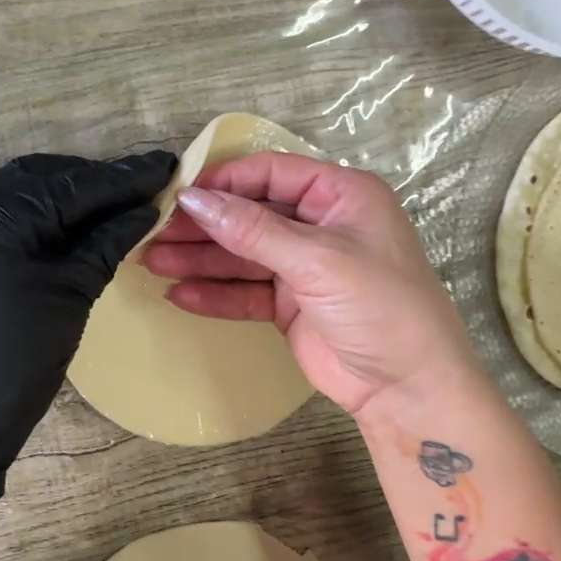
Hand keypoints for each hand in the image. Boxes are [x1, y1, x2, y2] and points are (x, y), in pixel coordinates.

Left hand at [0, 151, 177, 550]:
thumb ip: (104, 244)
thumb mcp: (68, 300)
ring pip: (14, 193)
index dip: (125, 177)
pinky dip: (30, 216)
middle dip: (93, 182)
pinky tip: (62, 229)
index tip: (169, 164)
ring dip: (61, 197)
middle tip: (143, 189)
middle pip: (41, 178)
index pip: (74, 185)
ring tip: (109, 207)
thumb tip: (144, 210)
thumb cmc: (10, 369)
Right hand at [140, 152, 474, 419]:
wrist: (408, 388)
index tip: (180, 194)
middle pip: (251, 214)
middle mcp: (320, 225)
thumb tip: (193, 199)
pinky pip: (245, 291)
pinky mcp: (290, 305)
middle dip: (205, 224)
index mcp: (341, 195)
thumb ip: (252, 229)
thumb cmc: (379, 305)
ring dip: (201, 259)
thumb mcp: (317, 259)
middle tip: (155, 231)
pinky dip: (215, 293)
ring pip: (242, 254)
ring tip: (152, 261)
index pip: (272, 172)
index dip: (226, 180)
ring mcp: (304, 267)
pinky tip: (180, 295)